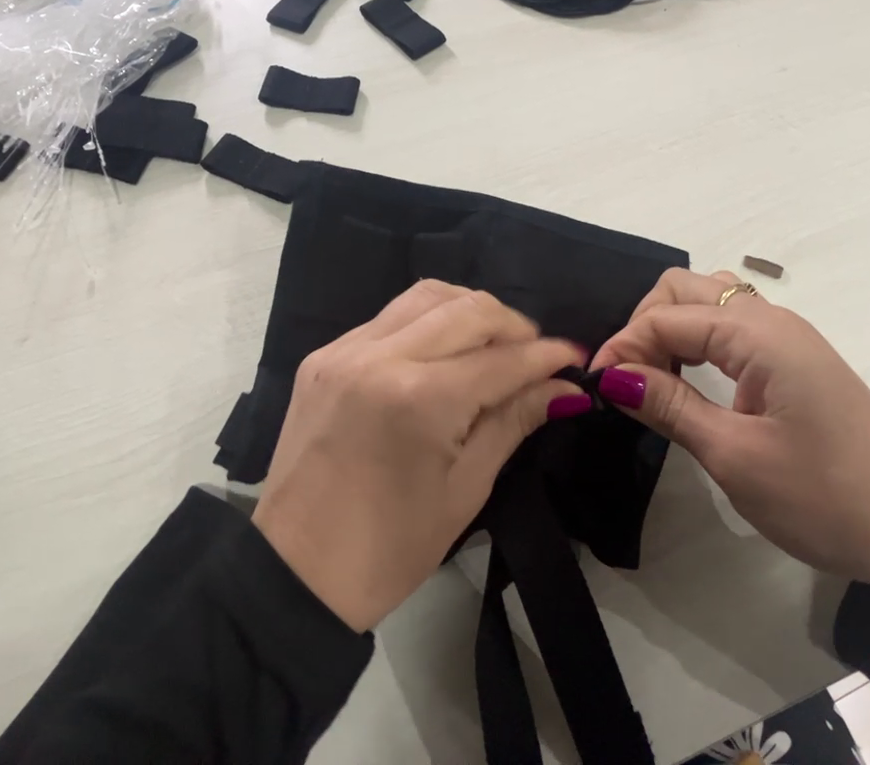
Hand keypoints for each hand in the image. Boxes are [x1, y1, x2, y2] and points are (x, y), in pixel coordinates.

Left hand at [253, 280, 584, 631]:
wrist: (295, 573)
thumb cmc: (390, 548)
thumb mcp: (466, 488)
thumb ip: (514, 422)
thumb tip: (564, 388)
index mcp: (420, 399)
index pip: (501, 359)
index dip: (546, 357)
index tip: (575, 359)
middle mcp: (380, 357)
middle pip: (467, 309)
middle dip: (513, 326)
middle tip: (536, 356)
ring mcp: (344, 351)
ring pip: (425, 297)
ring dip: (469, 311)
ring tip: (492, 346)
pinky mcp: (322, 357)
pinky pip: (388, 318)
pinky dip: (426, 323)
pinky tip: (441, 354)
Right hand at [593, 269, 869, 626]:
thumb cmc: (824, 498)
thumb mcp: (734, 456)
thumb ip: (669, 405)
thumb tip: (610, 374)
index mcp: (761, 334)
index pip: (668, 315)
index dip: (624, 344)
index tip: (595, 387)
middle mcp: (775, 321)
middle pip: (689, 289)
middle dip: (645, 323)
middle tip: (625, 380)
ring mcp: (790, 341)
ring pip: (712, 303)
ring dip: (672, 327)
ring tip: (651, 377)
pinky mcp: (797, 364)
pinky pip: (734, 328)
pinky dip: (699, 341)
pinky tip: (687, 378)